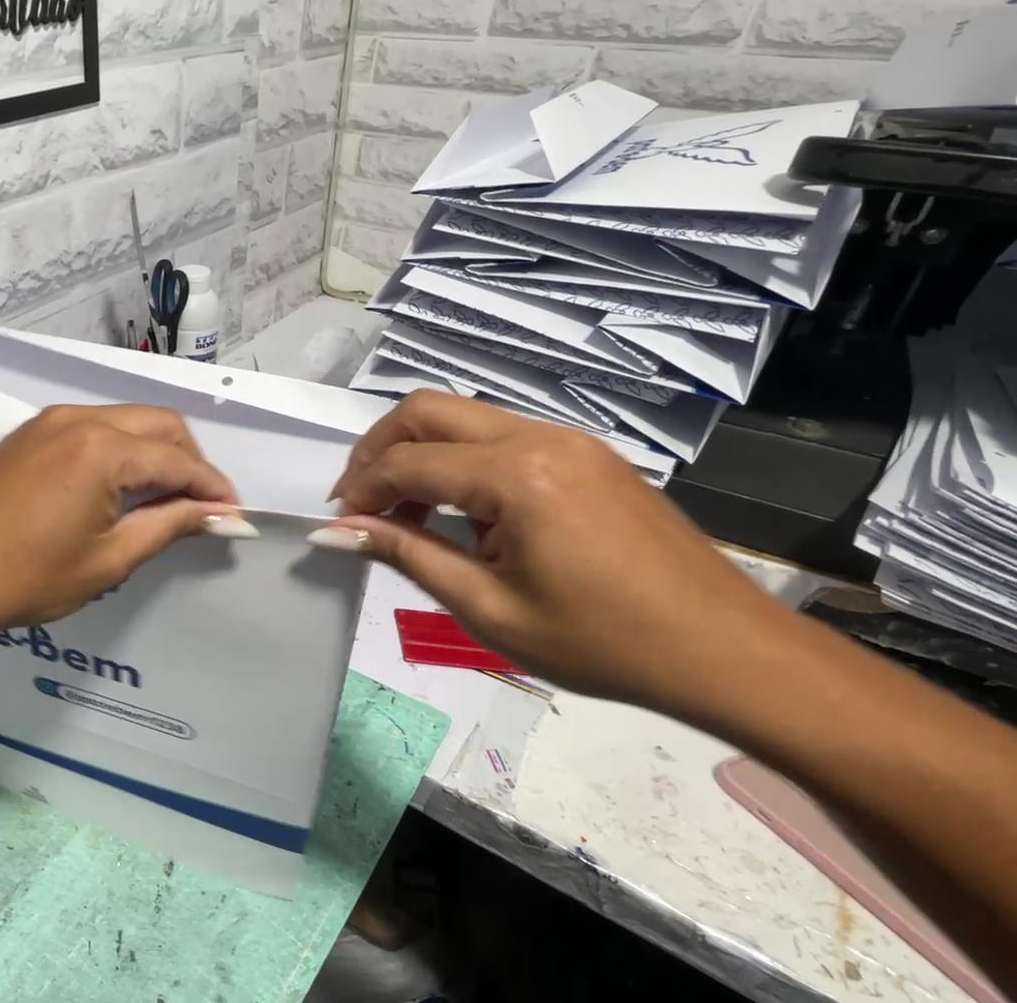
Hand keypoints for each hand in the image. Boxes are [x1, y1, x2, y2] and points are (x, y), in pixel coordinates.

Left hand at [0, 405, 243, 638]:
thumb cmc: (28, 577)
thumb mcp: (110, 559)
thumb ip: (169, 525)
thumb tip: (215, 513)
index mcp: (102, 448)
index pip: (177, 459)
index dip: (212, 487)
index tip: (232, 514)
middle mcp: (78, 418)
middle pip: (157, 423)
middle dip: (189, 459)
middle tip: (201, 504)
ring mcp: (48, 421)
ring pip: (125, 420)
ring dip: (154, 450)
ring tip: (165, 497)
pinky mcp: (29, 432)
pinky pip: (91, 426)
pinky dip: (119, 448)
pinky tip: (121, 485)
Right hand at [319, 391, 791, 707]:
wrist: (726, 651)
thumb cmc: (602, 643)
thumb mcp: (488, 608)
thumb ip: (407, 555)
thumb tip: (338, 531)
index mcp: (517, 475)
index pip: (406, 462)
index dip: (360, 491)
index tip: (337, 526)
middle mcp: (540, 438)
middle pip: (428, 411)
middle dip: (378, 450)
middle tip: (358, 503)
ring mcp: (570, 441)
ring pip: (464, 418)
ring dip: (419, 454)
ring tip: (404, 515)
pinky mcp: (587, 456)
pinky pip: (501, 438)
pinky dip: (461, 462)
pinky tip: (461, 514)